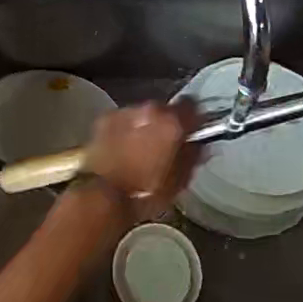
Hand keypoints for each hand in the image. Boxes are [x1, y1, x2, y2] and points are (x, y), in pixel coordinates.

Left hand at [82, 102, 200, 220]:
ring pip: (143, 114)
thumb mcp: (179, 182)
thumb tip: (201, 145)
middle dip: (167, 123)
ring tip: (141, 148)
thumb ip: (193, 157)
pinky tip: (123, 147)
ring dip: (145, 126)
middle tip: (166, 144)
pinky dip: (126, 129)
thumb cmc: (145, 192)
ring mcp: (126, 112)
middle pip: (165, 109)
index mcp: (173, 123)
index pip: (192, 106)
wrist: (101, 196)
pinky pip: (123, 120)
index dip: (194, 118)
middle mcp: (151, 110)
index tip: (193, 130)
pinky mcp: (105, 119)